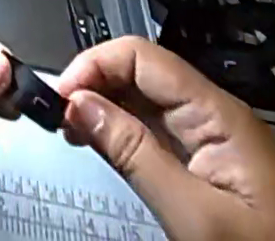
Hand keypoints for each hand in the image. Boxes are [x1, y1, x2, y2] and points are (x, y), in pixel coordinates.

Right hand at [59, 37, 274, 240]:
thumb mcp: (195, 217)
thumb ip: (134, 155)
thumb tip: (80, 104)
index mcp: (216, 111)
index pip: (143, 57)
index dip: (97, 64)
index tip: (60, 95)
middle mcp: (212, 113)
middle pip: (143, 72)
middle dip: (97, 81)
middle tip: (58, 115)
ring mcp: (210, 138)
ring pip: (146, 100)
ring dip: (105, 104)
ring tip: (70, 127)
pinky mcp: (208, 163)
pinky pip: (156, 130)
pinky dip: (123, 130)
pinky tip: (101, 142)